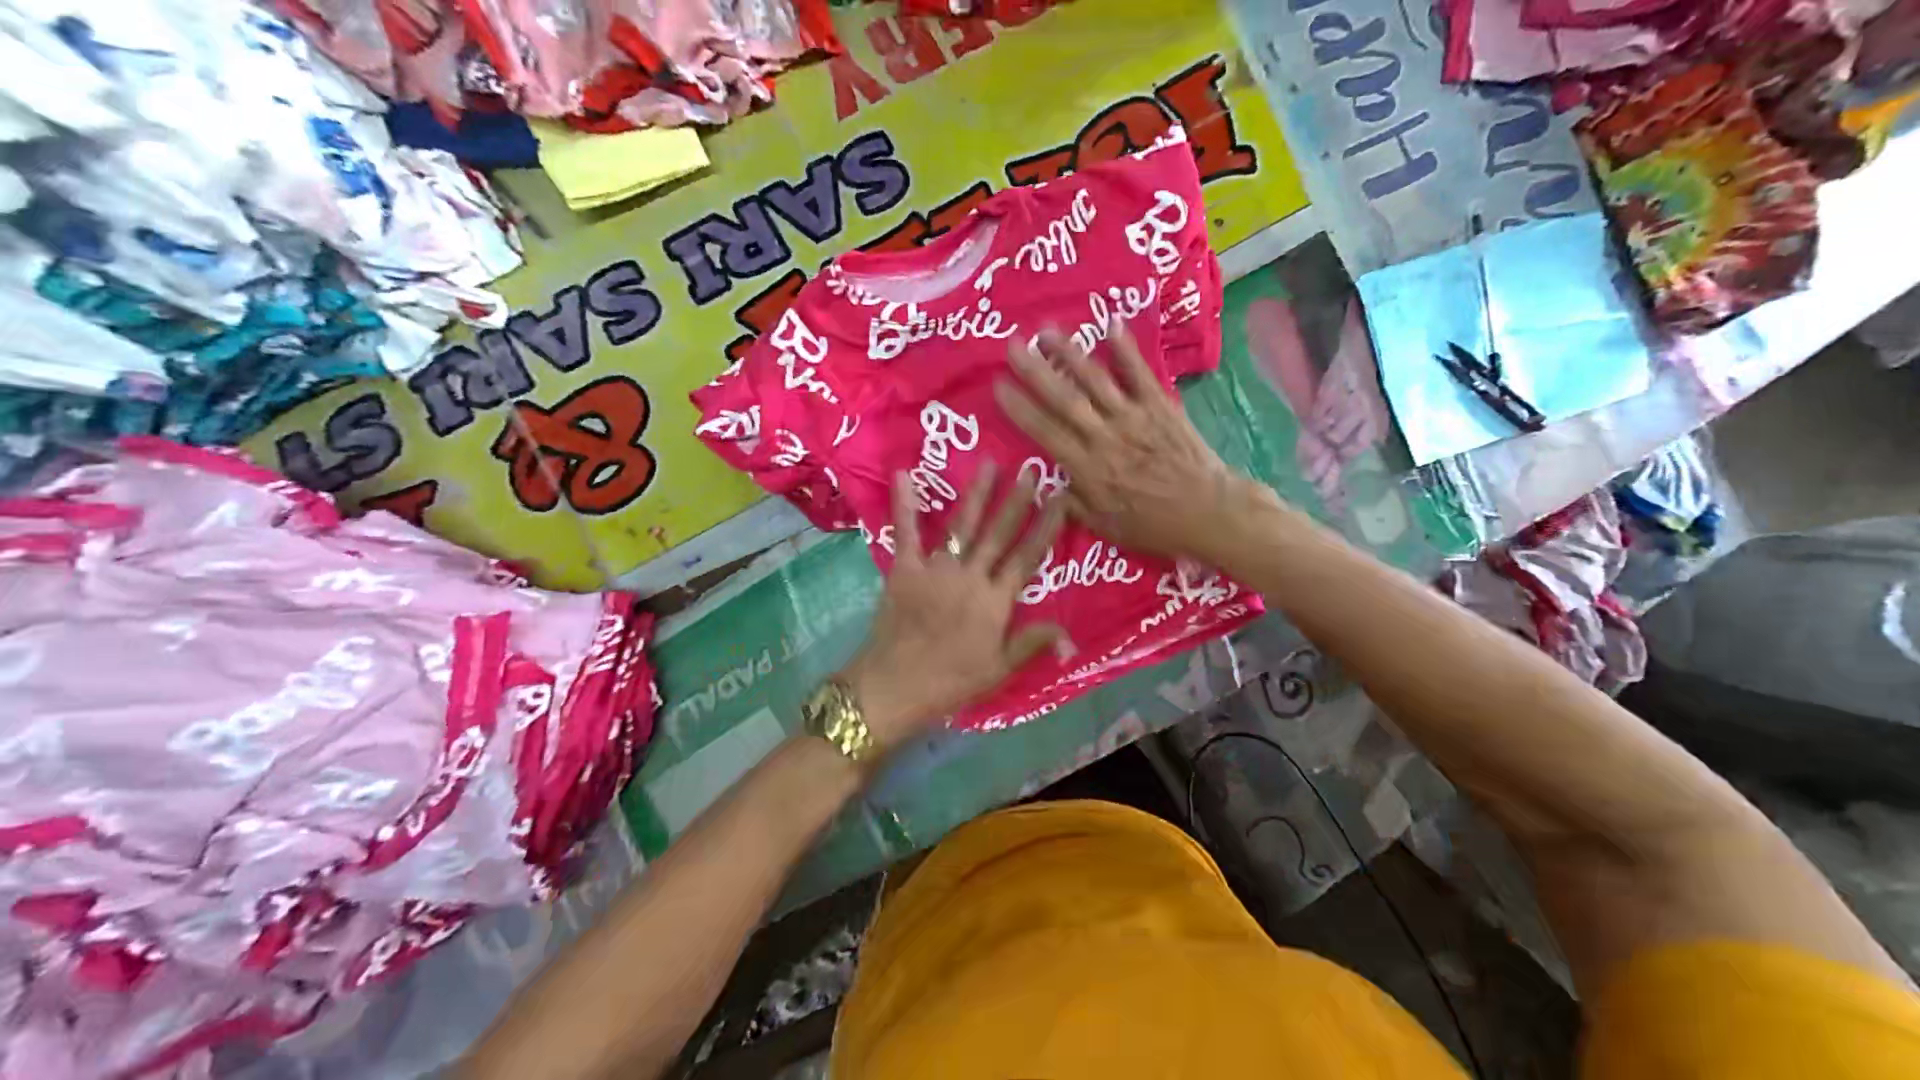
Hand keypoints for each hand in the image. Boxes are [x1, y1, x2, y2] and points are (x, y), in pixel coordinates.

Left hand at [839, 464, 1069, 751]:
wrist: (895, 685)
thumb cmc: (950, 682)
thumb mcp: (999, 669)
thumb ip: (1032, 644)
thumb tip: (1072, 636)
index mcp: (996, 601)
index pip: (1027, 557)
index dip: (1046, 527)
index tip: (1061, 499)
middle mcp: (970, 577)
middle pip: (998, 533)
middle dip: (1017, 500)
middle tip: (1031, 469)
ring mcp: (936, 569)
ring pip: (962, 525)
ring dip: (977, 494)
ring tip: (989, 464)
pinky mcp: (905, 569)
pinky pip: (906, 532)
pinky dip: (905, 503)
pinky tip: (905, 473)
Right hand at [994, 323, 1271, 561]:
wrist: (1208, 512)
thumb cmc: (1154, 525)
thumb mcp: (1106, 528)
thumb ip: (1073, 506)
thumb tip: (1045, 490)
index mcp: (1087, 467)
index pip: (1044, 431)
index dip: (1019, 407)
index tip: (998, 385)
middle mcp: (1104, 436)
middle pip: (1064, 398)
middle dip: (1035, 370)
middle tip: (1012, 346)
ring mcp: (1133, 417)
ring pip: (1095, 380)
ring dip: (1069, 353)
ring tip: (1047, 332)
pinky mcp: (1159, 406)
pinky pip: (1139, 373)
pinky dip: (1125, 349)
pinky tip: (1110, 324)